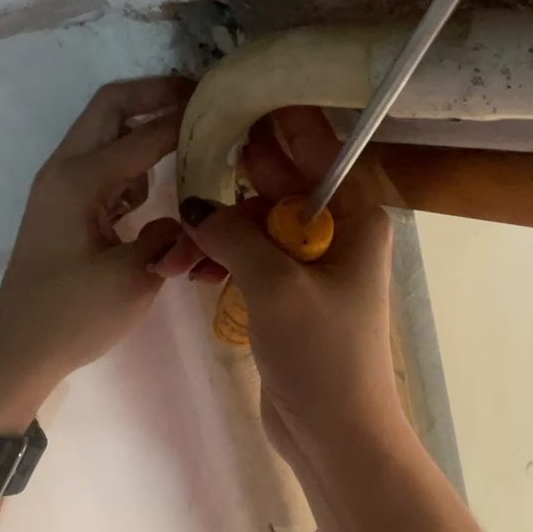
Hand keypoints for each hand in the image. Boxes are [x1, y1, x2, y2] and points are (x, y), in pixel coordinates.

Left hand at [0, 76, 204, 433]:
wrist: (18, 351)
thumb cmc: (71, 316)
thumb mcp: (133, 278)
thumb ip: (169, 236)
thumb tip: (190, 217)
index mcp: (79, 180)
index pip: (143, 135)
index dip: (185, 120)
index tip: (226, 109)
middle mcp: (65, 169)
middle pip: (111, 106)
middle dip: (155, 93)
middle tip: (202, 97)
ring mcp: (61, 186)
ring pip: (104, 130)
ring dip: (143, 122)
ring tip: (191, 131)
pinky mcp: (65, 206)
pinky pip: (103, 162)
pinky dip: (133, 156)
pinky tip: (161, 179)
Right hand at [178, 107, 403, 460]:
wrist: (335, 435)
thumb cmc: (320, 355)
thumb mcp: (276, 286)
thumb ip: (234, 233)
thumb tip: (194, 204)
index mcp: (354, 216)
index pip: (319, 148)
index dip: (278, 120)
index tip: (231, 96)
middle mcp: (337, 231)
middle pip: (284, 182)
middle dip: (235, 175)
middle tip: (186, 158)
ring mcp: (312, 264)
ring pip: (261, 222)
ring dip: (220, 225)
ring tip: (177, 234)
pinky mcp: (289, 293)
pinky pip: (253, 257)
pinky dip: (223, 257)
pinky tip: (188, 264)